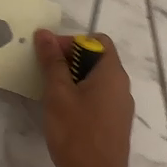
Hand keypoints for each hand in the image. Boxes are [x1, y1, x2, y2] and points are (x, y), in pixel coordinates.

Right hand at [34, 29, 133, 166]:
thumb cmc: (77, 132)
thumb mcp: (58, 93)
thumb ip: (52, 61)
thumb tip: (45, 33)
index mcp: (113, 74)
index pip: (98, 40)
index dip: (73, 41)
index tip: (51, 54)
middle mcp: (122, 87)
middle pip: (97, 59)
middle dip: (70, 59)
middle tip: (47, 71)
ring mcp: (121, 108)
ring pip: (96, 80)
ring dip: (74, 78)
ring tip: (52, 91)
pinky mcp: (115, 125)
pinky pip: (99, 98)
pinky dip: (82, 96)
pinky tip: (64, 111)